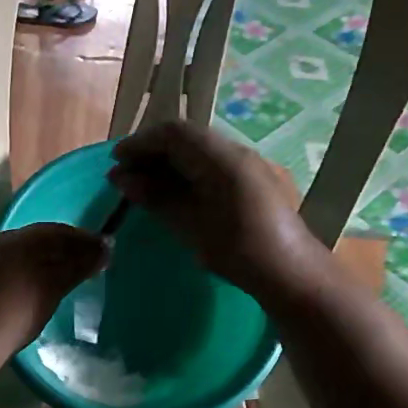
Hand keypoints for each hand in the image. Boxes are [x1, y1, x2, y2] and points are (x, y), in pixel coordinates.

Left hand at [0, 223, 108, 354]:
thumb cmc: (19, 311)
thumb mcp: (53, 286)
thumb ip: (79, 265)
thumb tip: (105, 248)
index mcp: (19, 238)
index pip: (59, 230)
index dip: (84, 239)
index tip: (105, 250)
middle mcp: (5, 243)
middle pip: (45, 239)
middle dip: (71, 248)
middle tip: (94, 262)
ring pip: (33, 253)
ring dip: (57, 259)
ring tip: (76, 273)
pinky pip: (22, 265)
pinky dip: (41, 270)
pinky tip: (51, 283)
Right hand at [109, 120, 320, 298]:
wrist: (292, 274)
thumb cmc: (239, 251)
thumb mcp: (191, 226)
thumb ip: (157, 197)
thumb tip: (122, 179)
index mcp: (223, 158)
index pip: (174, 133)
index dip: (140, 143)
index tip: (115, 163)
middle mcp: (239, 152)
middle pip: (188, 138)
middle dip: (153, 152)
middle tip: (126, 176)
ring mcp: (251, 164)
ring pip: (201, 150)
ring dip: (170, 162)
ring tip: (145, 186)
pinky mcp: (257, 180)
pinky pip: (215, 164)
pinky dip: (189, 171)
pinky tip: (176, 193)